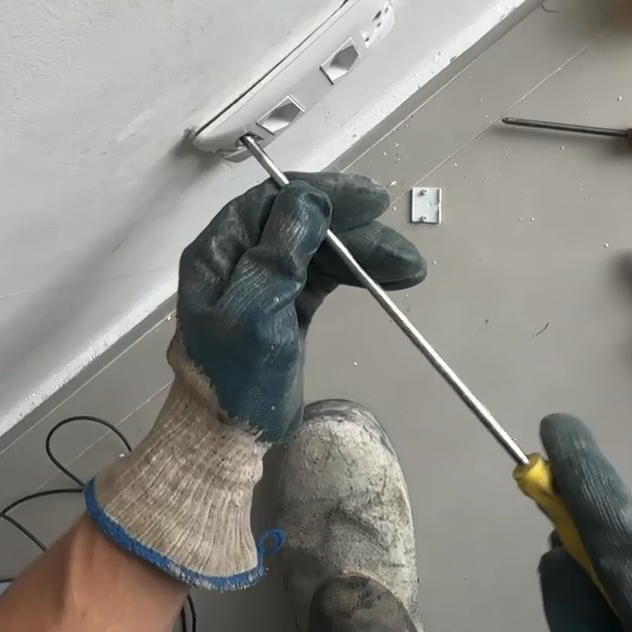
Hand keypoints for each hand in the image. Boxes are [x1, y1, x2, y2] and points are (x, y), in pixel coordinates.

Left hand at [177, 171, 425, 439]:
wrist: (226, 437)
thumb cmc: (234, 377)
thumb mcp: (254, 312)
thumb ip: (279, 252)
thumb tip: (310, 197)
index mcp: (221, 249)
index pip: (274, 201)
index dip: (323, 194)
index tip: (369, 200)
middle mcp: (240, 255)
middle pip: (303, 223)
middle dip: (352, 229)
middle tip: (398, 240)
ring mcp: (264, 278)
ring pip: (318, 248)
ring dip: (362, 253)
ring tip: (410, 267)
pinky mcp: (286, 302)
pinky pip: (322, 274)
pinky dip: (354, 272)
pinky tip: (387, 276)